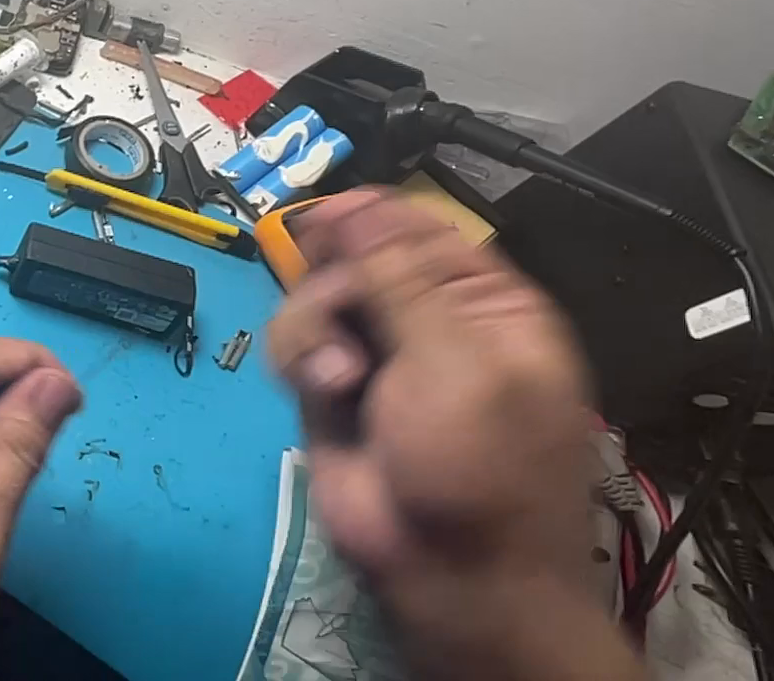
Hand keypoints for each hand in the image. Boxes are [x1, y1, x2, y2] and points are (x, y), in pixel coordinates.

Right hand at [267, 190, 640, 680]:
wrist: (442, 567)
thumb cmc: (477, 464)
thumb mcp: (455, 362)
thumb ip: (399, 278)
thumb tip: (357, 206)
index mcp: (481, 304)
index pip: (421, 231)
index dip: (371, 217)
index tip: (323, 217)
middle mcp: (423, 317)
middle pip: (351, 258)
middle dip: (333, 287)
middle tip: (338, 318)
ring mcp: (371, 350)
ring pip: (310, 297)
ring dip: (310, 330)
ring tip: (334, 378)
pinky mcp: (326, 379)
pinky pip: (291, 339)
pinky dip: (296, 359)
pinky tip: (321, 390)